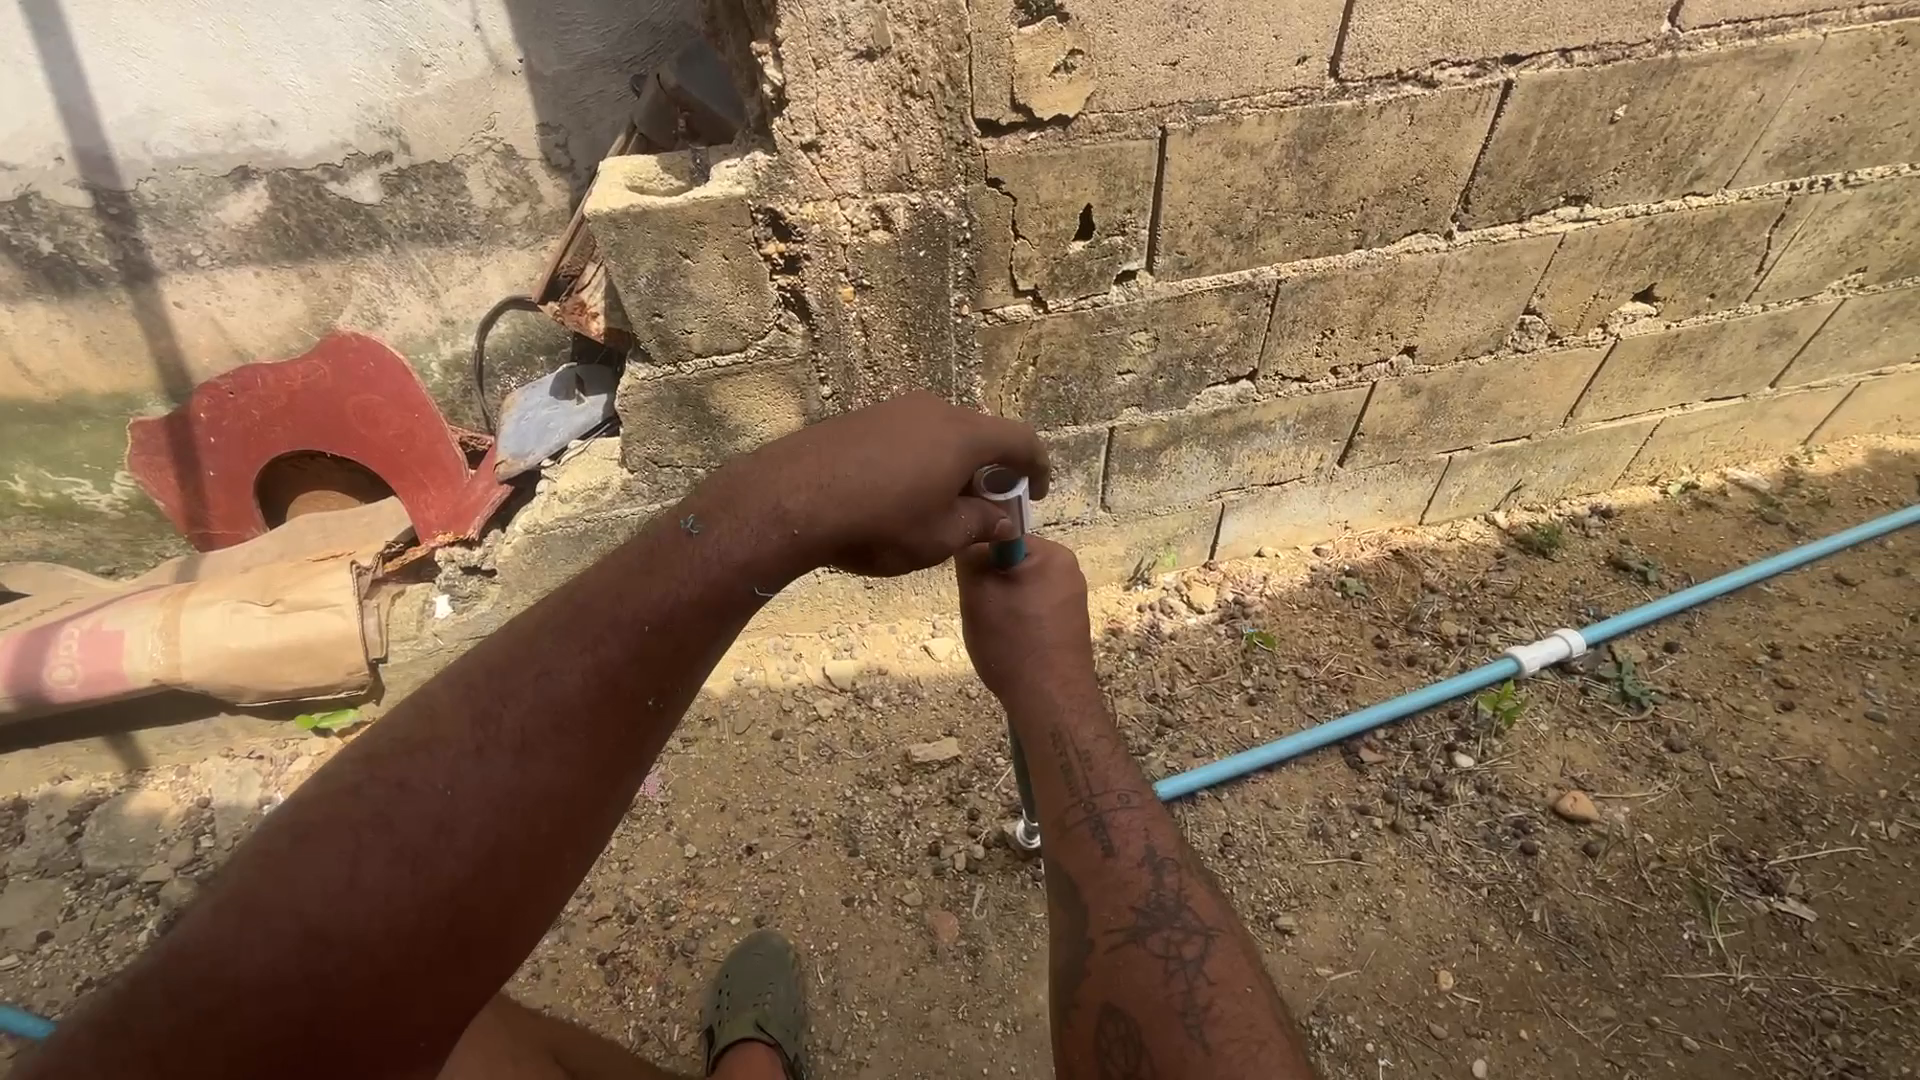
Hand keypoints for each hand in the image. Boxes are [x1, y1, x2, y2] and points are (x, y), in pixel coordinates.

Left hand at [719, 392, 1050, 577]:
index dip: (1037, 467)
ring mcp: (894, 409)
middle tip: (984, 510)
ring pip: (941, 435)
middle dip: (990, 472)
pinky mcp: (861, 418)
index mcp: (964, 435)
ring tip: (939, 507)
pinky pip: (908, 436)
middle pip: (980, 435)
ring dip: (953, 467)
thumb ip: (981, 524)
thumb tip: (1003, 520)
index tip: (1037, 493)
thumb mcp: (940, 537)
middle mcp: (934, 410)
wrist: (791, 500)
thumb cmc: (880, 523)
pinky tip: (899, 495)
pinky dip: (921, 462)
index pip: (1021, 440)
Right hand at [956, 536, 1096, 708]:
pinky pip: (1035, 607)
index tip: (973, 587)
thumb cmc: (1012, 643)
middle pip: (1012, 562)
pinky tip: (1013, 643)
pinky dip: (1018, 620)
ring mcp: (1073, 597)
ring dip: (1003, 603)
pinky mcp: (1071, 622)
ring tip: (997, 632)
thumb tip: (969, 536)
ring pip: (1021, 587)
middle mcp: (1069, 569)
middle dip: (992, 583)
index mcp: (1052, 554)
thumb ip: (971, 556)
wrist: (1050, 701)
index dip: (979, 559)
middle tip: (982, 612)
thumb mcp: (977, 594)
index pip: (1001, 536)